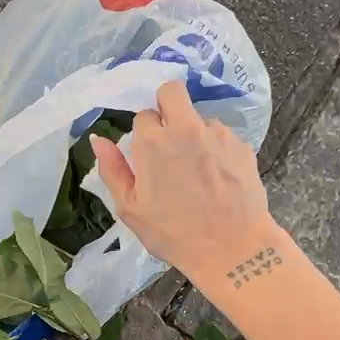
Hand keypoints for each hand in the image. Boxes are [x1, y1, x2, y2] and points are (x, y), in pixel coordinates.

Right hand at [93, 80, 278, 284]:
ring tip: (196, 171)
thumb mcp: (130, 209)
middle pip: (172, 91)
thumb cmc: (172, 233)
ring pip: (199, 117)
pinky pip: (221, 136)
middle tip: (167, 138)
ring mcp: (217, 134)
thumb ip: (113, 170)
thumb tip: (98, 140)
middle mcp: (185, 128)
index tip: (146, 155)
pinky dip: (215, 149)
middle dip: (166, 106)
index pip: (143, 115)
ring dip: (193, 134)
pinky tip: (216, 178)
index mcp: (152, 143)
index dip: (143, 134)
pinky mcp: (241, 144)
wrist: (231, 247)